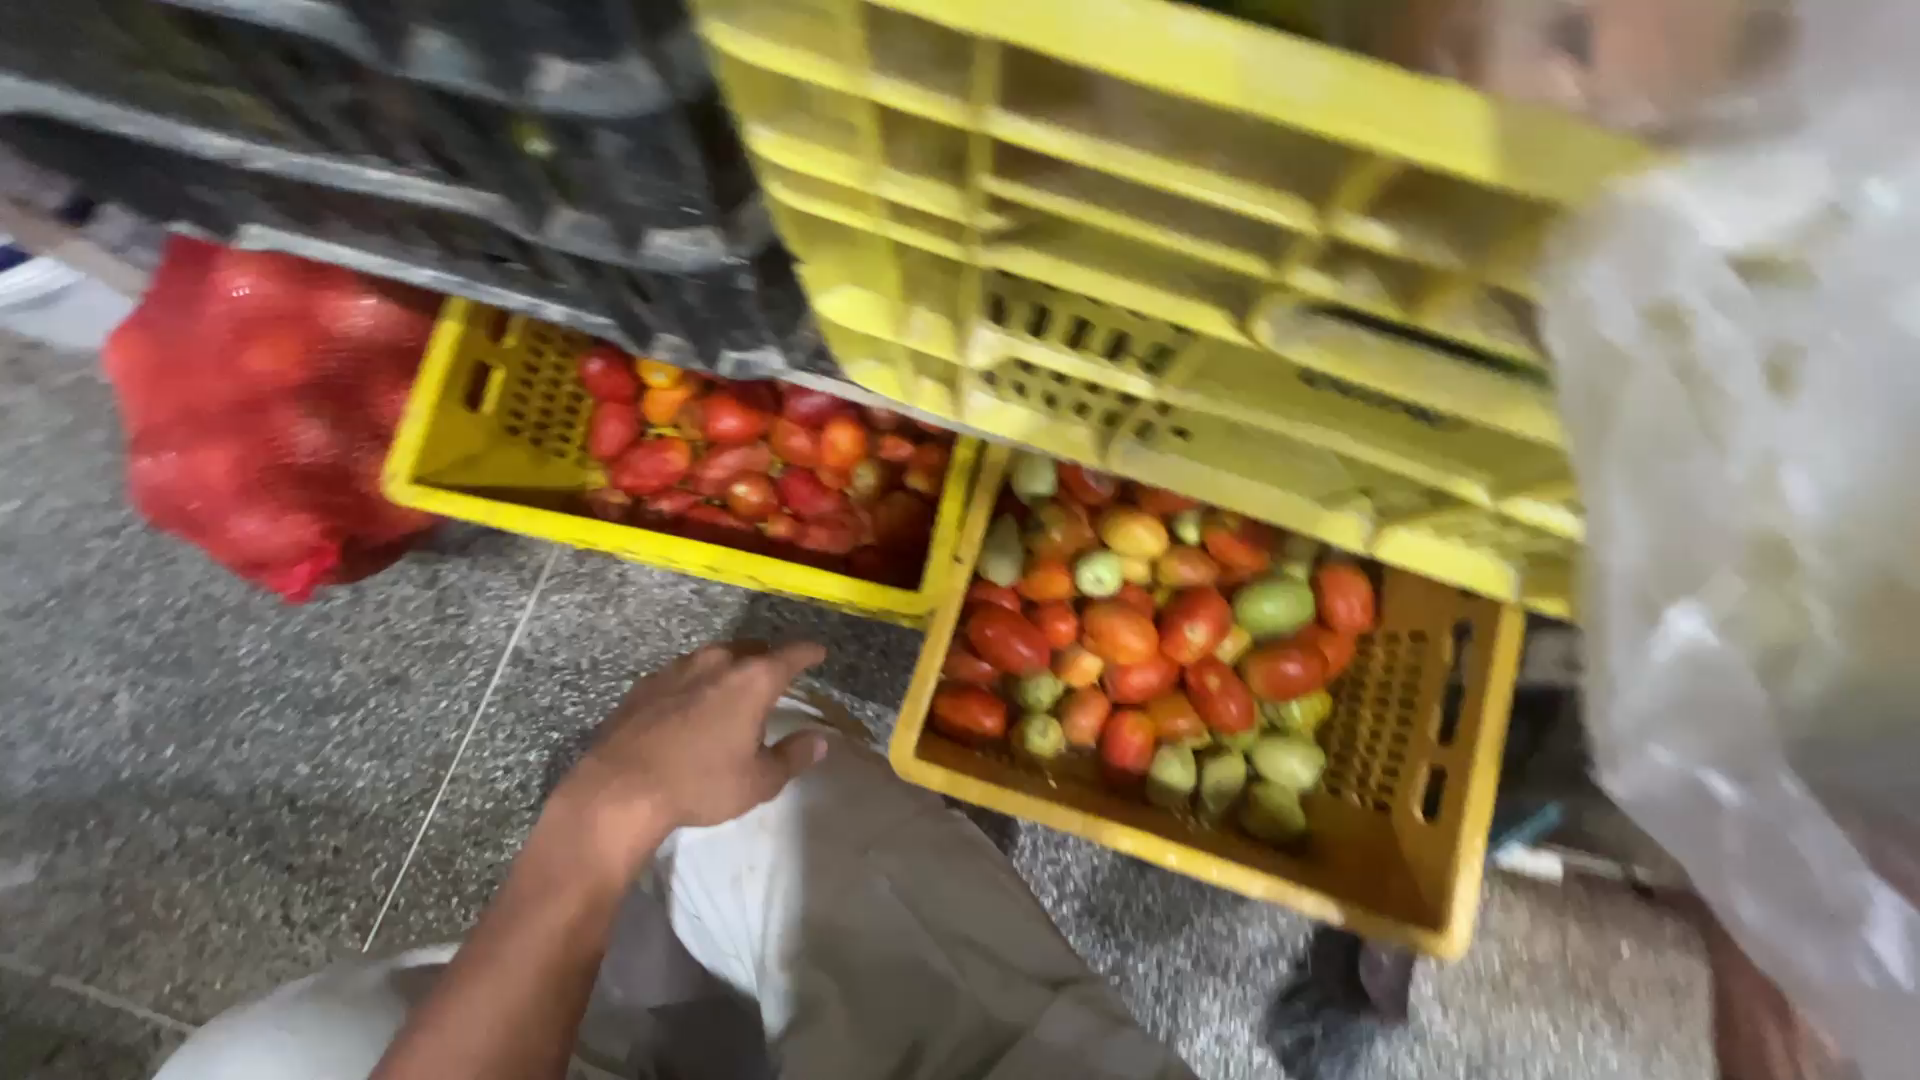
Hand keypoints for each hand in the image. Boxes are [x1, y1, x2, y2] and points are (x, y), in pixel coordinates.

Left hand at [548, 640, 829, 872]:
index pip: (792, 654)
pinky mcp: (645, 684)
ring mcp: (677, 669)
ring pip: (714, 657)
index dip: (809, 652)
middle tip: (776, 677)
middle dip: (768, 658)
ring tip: (732, 691)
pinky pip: (682, 674)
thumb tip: (820, 741)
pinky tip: (690, 706)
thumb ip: (793, 756)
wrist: (619, 789)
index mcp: (753, 680)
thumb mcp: (759, 781)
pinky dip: (696, 683)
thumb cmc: (700, 783)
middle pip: (752, 648)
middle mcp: (718, 662)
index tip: (819, 653)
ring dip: (729, 668)